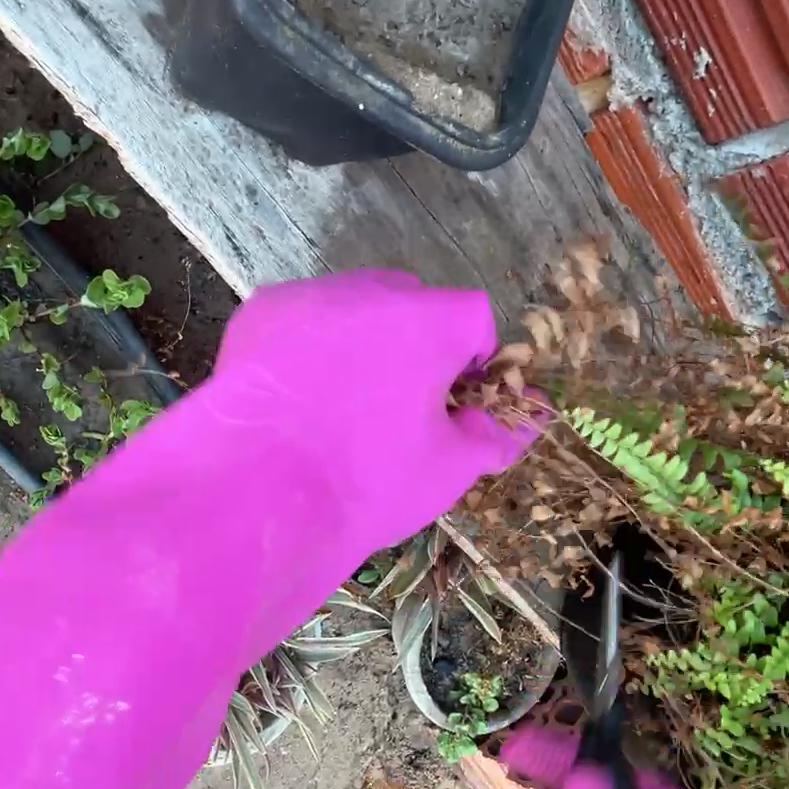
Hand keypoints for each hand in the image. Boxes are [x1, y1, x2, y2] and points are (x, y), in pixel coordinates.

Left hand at [207, 269, 536, 552]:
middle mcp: (368, 291)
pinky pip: (301, 321)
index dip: (471, 364)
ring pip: (353, 309)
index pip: (473, 318)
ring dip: (360, 342)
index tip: (451, 406)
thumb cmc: (365, 482)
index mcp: (428, 320)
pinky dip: (307, 348)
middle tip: (394, 410)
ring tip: (336, 408)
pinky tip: (293, 400)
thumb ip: (494, 436)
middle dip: (415, 348)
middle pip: (412, 304)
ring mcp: (307, 297)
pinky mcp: (258, 314)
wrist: (255, 497)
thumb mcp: (445, 470)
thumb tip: (532, 418)